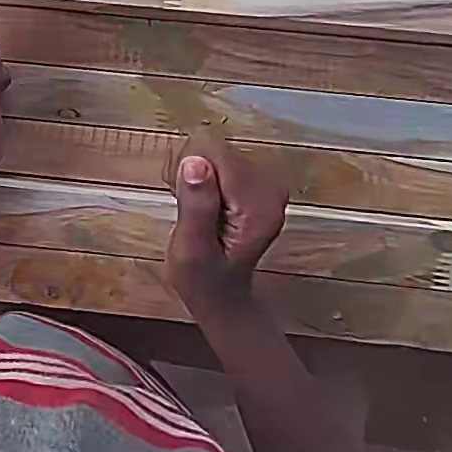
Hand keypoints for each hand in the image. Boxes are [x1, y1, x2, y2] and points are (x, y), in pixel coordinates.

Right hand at [164, 138, 287, 313]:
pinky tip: (203, 203)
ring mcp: (268, 190)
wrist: (221, 296)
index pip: (218, 159)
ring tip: (194, 209)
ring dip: (199, 176)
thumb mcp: (190, 247)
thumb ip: (196, 206)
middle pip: (221, 155)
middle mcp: (271, 194)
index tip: (180, 196)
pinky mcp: (260, 188)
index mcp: (257, 209)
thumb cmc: (202, 278)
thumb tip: (194, 162)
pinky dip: (207, 179)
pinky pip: (225, 164)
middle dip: (195, 173)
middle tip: (187, 207)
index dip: (190, 172)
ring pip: (221, 157)